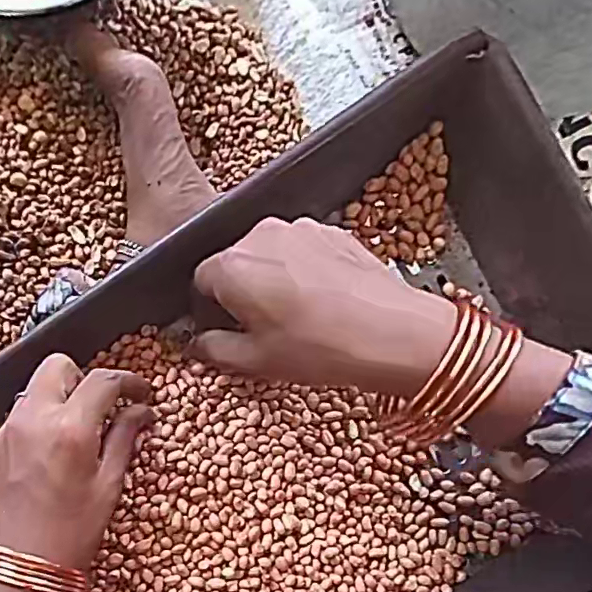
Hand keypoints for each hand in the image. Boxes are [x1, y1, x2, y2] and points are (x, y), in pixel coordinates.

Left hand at [0, 354, 153, 591]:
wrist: (21, 569)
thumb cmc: (71, 535)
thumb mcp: (109, 487)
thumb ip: (125, 439)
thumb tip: (142, 413)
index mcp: (69, 428)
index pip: (102, 381)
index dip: (129, 381)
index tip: (142, 393)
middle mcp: (34, 418)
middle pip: (60, 365)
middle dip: (87, 378)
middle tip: (107, 407)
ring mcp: (11, 429)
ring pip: (38, 385)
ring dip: (64, 393)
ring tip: (86, 427)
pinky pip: (25, 409)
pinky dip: (45, 412)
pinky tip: (61, 442)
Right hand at [189, 216, 454, 398]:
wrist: (392, 333)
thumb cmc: (322, 348)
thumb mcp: (255, 361)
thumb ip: (213, 349)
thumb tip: (199, 343)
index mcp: (233, 266)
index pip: (201, 280)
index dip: (209, 308)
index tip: (224, 329)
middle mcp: (262, 236)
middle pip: (234, 262)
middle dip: (241, 293)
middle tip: (262, 330)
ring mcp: (300, 229)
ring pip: (269, 256)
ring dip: (272, 282)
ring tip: (296, 320)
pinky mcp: (332, 231)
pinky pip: (301, 252)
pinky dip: (302, 273)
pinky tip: (320, 304)